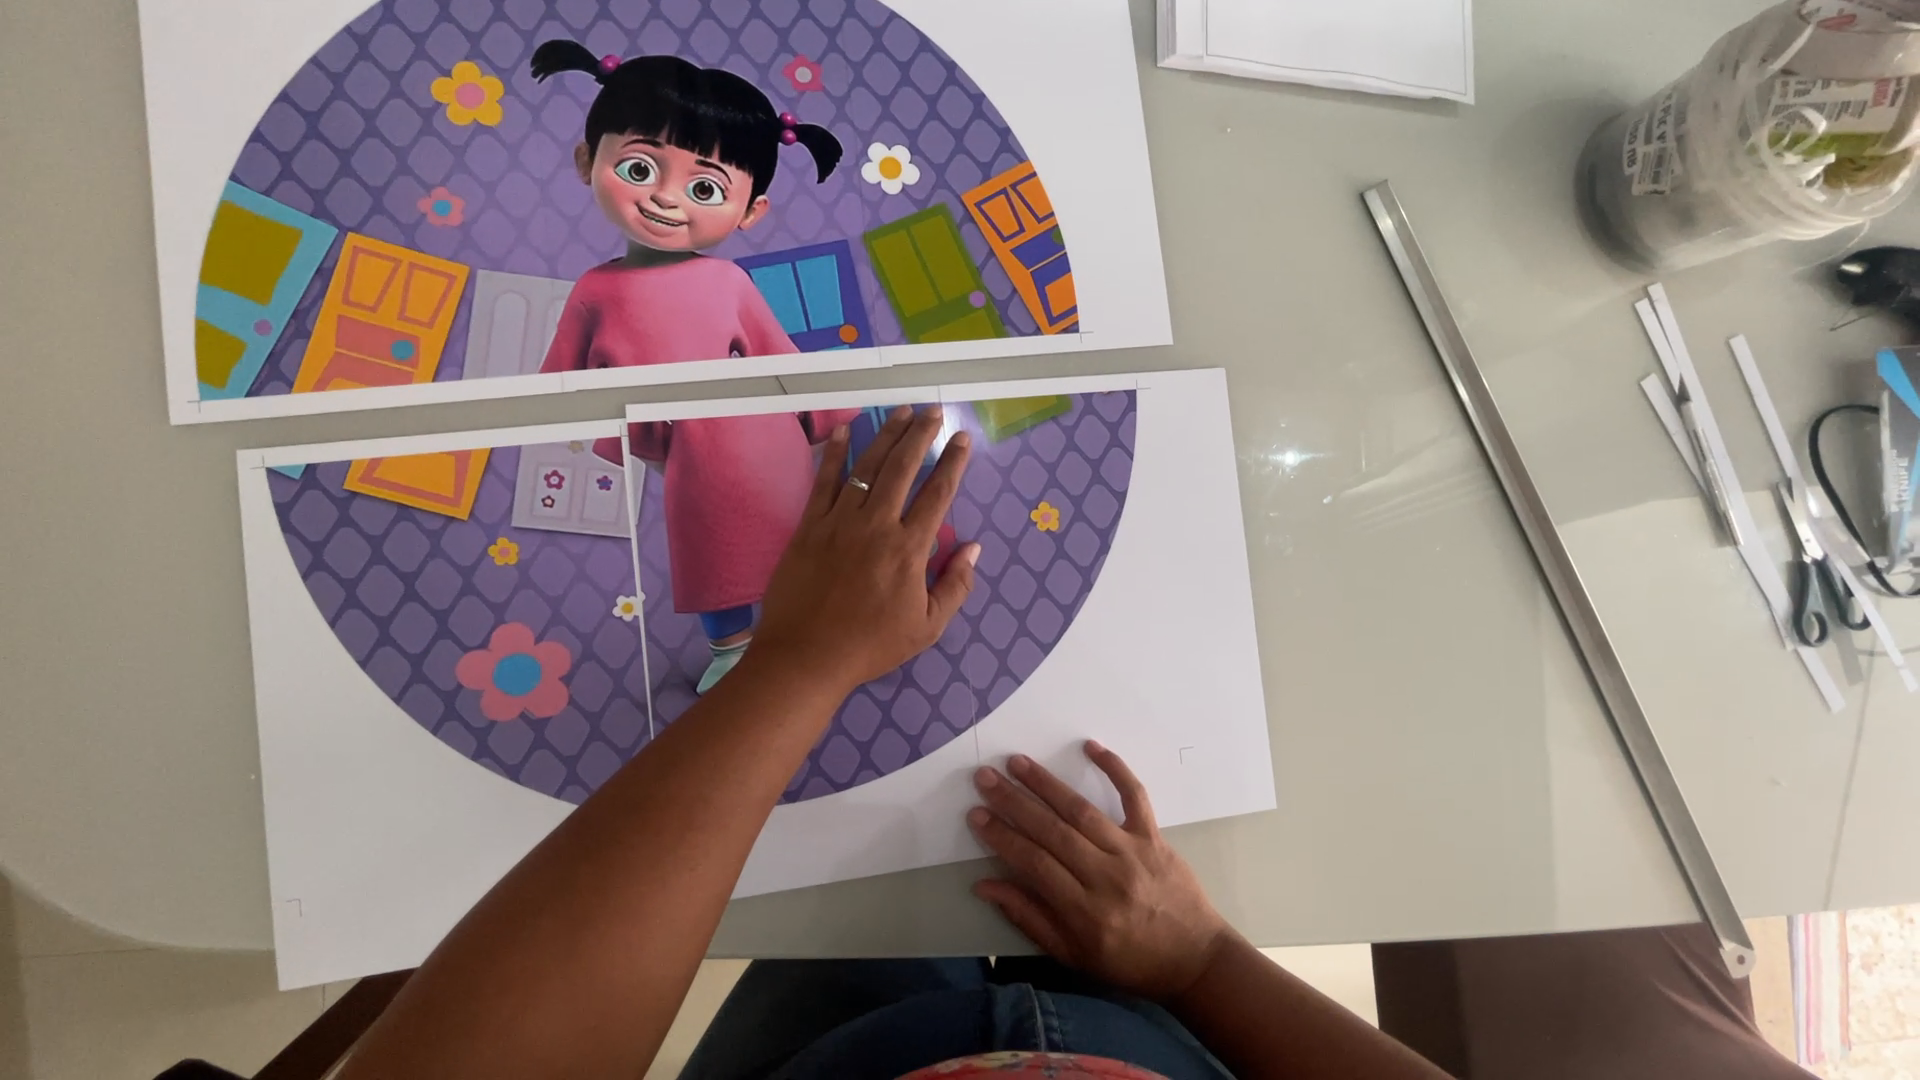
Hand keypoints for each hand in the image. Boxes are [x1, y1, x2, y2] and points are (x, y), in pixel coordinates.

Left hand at [753, 405, 977, 694]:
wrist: (806, 656)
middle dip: (920, 435)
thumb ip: (955, 585)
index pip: (937, 494)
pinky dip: (834, 453)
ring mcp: (839, 521)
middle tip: (933, 412)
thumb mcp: (927, 627)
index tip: (961, 438)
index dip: (952, 462)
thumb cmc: (871, 645)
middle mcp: (876, 524)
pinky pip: (823, 481)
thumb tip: (973, 547)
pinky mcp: (809, 526)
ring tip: (900, 412)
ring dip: (886, 435)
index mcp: (909, 548)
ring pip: (866, 467)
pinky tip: (843, 431)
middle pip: (903, 468)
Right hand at [969, 742, 1235, 1002]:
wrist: (1195, 961)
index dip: (1002, 837)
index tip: (976, 814)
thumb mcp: (1072, 956)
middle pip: (1052, 831)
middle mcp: (1106, 877)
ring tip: (1017, 762)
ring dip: (1046, 783)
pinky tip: (1091, 747)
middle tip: (985, 777)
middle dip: (1014, 802)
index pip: (1033, 864)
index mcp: (1083, 912)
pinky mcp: (1154, 838)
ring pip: (1082, 811)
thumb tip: (984, 885)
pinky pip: (1134, 796)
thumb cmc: (1128, 962)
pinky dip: (1115, 769)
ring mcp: (1132, 852)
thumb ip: (1028, 917)